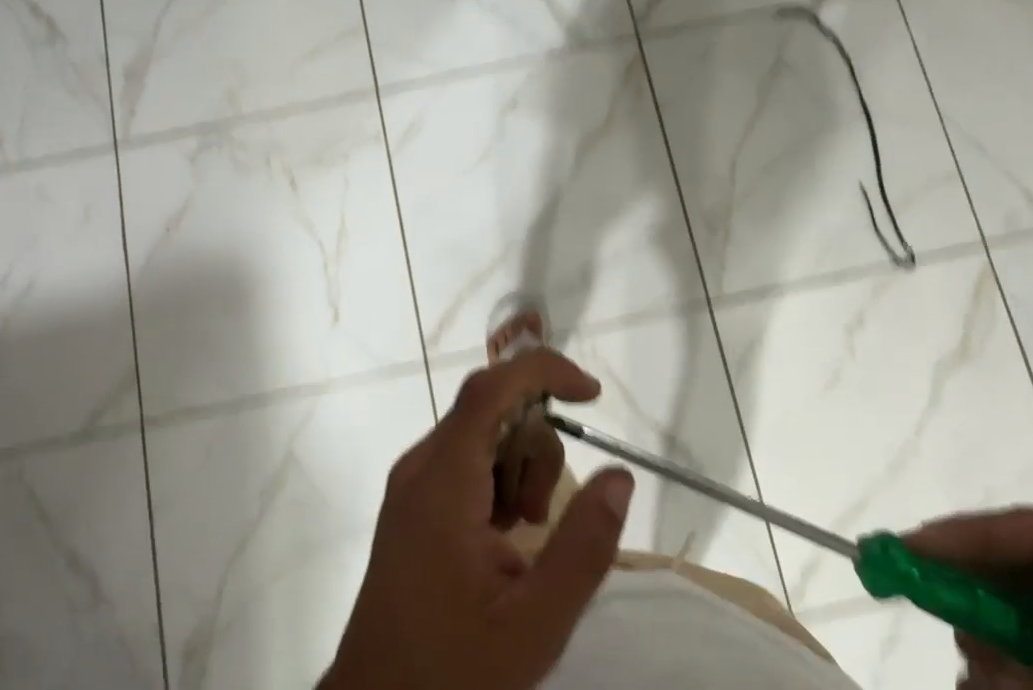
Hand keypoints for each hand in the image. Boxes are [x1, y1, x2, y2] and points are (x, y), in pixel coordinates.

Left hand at [321, 351, 635, 689]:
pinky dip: (500, 487)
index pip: (490, 389)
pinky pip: (467, 465)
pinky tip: (506, 540)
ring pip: (483, 438)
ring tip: (525, 537)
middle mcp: (420, 468)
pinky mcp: (414, 506)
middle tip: (544, 519)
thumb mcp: (536, 620)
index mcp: (442, 483)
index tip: (592, 395)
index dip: (543, 372)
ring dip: (521, 472)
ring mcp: (412, 486)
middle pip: (493, 413)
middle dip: (536, 449)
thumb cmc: (455, 668)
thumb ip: (583, 545)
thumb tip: (619, 475)